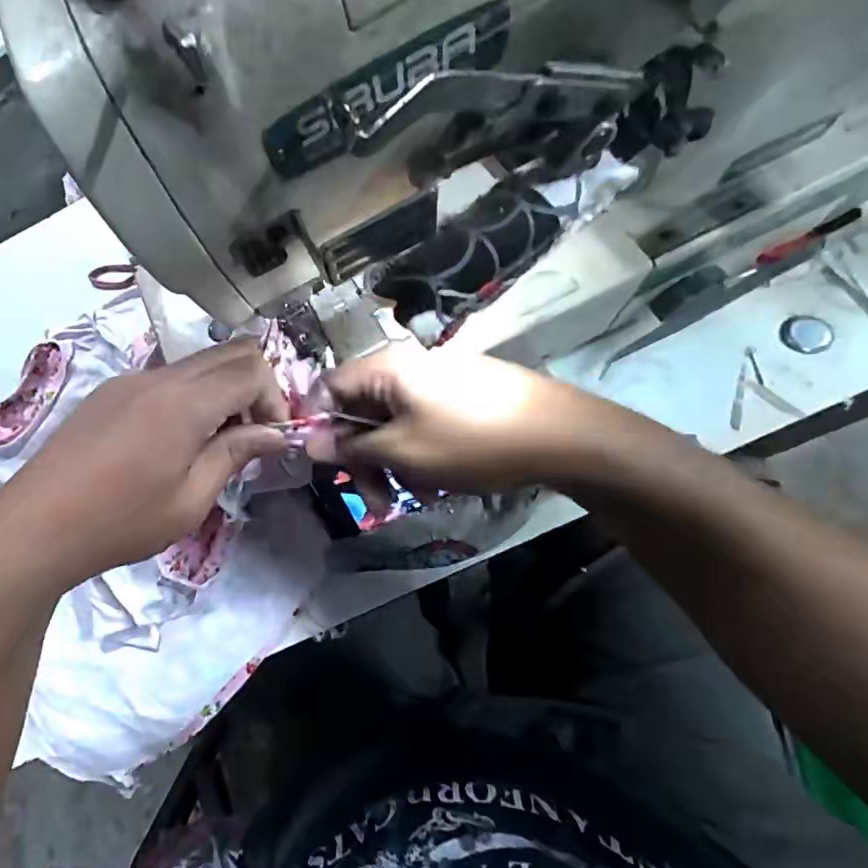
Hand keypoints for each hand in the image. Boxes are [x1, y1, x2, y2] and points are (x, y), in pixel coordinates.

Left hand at [0, 340, 290, 591]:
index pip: (252, 369)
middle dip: (255, 386)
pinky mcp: (110, 391)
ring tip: (215, 441)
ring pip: (198, 362)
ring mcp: (131, 379)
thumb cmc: (120, 522)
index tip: (271, 438)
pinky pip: (167, 377)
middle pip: (230, 352)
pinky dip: (191, 395)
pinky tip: (176, 439)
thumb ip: (234, 455)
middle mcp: (159, 377)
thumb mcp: (190, 500)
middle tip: (252, 433)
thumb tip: (274, 434)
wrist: (34, 528)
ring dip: (223, 390)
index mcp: (184, 403)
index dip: (275, 399)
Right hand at [305, 343, 647, 494]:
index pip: (328, 389)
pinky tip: (442, 480)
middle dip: (364, 458)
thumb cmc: (470, 443)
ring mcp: (438, 377)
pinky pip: (423, 420)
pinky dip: (421, 452)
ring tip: (420, 494)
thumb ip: (350, 448)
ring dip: (394, 462)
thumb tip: (308, 442)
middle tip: (377, 503)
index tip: (331, 469)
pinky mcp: (463, 392)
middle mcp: (407, 364)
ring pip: (394, 421)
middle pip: (362, 409)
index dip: (320, 429)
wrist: (559, 434)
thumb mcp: (402, 453)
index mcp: (385, 368)